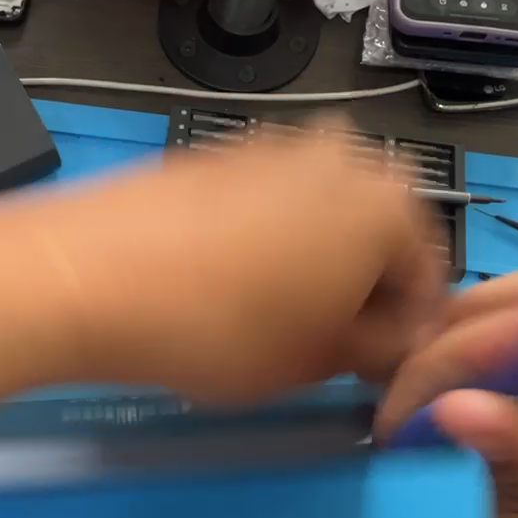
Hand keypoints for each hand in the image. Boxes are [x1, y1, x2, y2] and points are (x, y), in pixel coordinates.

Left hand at [23, 127, 447, 403]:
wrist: (89, 272)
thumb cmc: (221, 325)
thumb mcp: (320, 359)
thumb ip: (381, 350)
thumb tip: (392, 340)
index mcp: (387, 200)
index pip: (427, 281)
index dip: (403, 337)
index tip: (374, 370)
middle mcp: (338, 155)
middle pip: (371, 239)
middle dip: (355, 293)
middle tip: (320, 346)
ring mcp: (270, 146)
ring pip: (315, 220)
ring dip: (307, 266)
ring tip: (262, 318)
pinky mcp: (214, 155)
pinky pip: (262, 206)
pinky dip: (259, 244)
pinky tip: (220, 284)